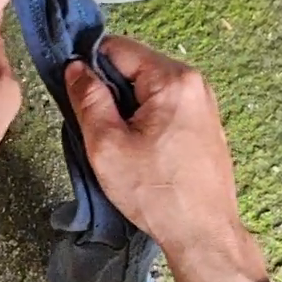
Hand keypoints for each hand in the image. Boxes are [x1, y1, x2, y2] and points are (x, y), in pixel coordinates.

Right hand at [66, 37, 267, 281]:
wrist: (203, 233)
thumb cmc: (154, 192)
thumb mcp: (107, 145)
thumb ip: (88, 99)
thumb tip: (75, 67)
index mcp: (172, 79)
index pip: (118, 48)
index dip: (89, 66)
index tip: (75, 94)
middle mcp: (195, 83)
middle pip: (136, 67)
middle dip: (110, 90)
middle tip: (96, 128)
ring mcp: (205, 105)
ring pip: (150, 90)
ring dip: (127, 109)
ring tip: (118, 145)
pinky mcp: (206, 127)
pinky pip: (167, 109)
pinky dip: (147, 121)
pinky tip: (140, 153)